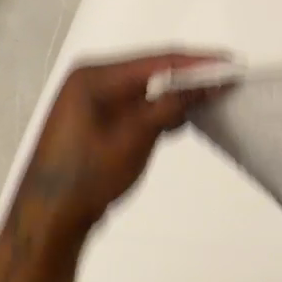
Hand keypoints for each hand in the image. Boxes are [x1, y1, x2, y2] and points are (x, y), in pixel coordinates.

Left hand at [13, 51, 229, 245]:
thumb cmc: (88, 175)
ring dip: (180, 94)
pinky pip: (140, 105)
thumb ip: (174, 104)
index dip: (199, 62)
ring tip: (216, 97)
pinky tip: (186, 117)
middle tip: (229, 79)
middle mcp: (93, 80)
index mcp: (94, 76)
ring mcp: (94, 101)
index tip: (233, 64)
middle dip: (192, 76)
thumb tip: (212, 83)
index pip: (159, 60)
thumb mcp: (136, 136)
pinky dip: (164, 110)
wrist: (48, 221)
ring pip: (150, 88)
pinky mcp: (100, 120)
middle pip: (155, 70)